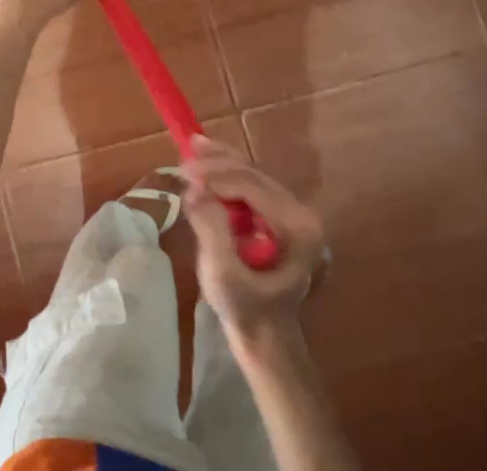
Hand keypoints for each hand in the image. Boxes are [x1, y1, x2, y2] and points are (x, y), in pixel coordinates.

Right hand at [182, 136, 326, 340]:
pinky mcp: (280, 219)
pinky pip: (252, 188)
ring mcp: (293, 216)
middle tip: (184, 157)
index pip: (252, 187)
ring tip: (193, 148)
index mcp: (297, 228)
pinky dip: (228, 175)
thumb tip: (194, 189)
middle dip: (218, 163)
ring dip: (222, 164)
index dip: (217, 175)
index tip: (184, 173)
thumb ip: (211, 229)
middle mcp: (301, 215)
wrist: (266, 337)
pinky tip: (207, 165)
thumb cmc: (246, 311)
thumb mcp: (223, 275)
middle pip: (254, 176)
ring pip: (253, 177)